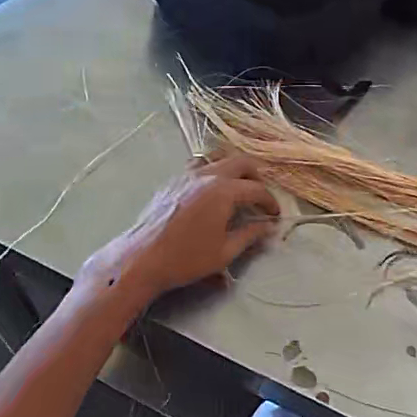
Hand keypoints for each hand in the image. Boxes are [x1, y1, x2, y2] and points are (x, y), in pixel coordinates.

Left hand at [83, 155, 280, 301]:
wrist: (143, 258)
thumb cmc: (186, 259)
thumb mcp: (225, 252)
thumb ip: (249, 235)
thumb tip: (267, 227)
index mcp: (223, 191)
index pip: (256, 189)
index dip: (269, 202)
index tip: (274, 215)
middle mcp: (206, 175)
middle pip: (240, 162)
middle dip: (255, 176)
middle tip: (258, 196)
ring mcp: (186, 175)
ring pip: (216, 158)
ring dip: (231, 168)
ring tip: (236, 188)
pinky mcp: (172, 181)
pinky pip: (197, 166)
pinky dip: (210, 171)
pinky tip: (209, 191)